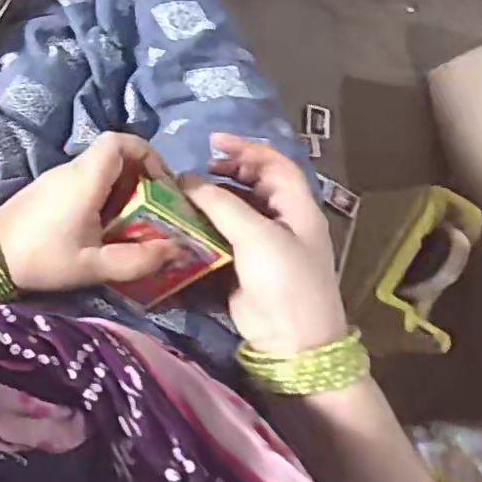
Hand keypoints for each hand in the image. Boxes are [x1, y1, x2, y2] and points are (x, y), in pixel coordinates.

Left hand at [0, 132, 180, 293]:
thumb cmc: (42, 258)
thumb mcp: (94, 265)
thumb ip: (139, 259)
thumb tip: (178, 250)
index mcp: (85, 178)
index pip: (120, 140)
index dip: (147, 154)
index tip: (161, 183)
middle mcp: (70, 170)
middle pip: (113, 156)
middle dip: (140, 178)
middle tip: (153, 210)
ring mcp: (54, 180)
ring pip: (97, 171)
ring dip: (120, 191)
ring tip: (132, 225)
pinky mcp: (44, 192)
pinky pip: (81, 183)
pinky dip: (100, 198)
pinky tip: (101, 229)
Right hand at [177, 132, 348, 356]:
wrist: (292, 340)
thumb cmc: (284, 281)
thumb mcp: (256, 236)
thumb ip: (221, 204)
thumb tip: (188, 181)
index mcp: (296, 207)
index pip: (274, 164)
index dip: (245, 148)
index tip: (212, 142)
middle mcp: (282, 220)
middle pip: (255, 183)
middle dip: (226, 171)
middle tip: (195, 170)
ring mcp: (264, 243)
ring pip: (236, 208)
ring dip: (212, 198)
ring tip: (184, 193)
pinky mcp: (245, 264)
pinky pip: (224, 234)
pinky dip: (206, 223)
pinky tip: (186, 221)